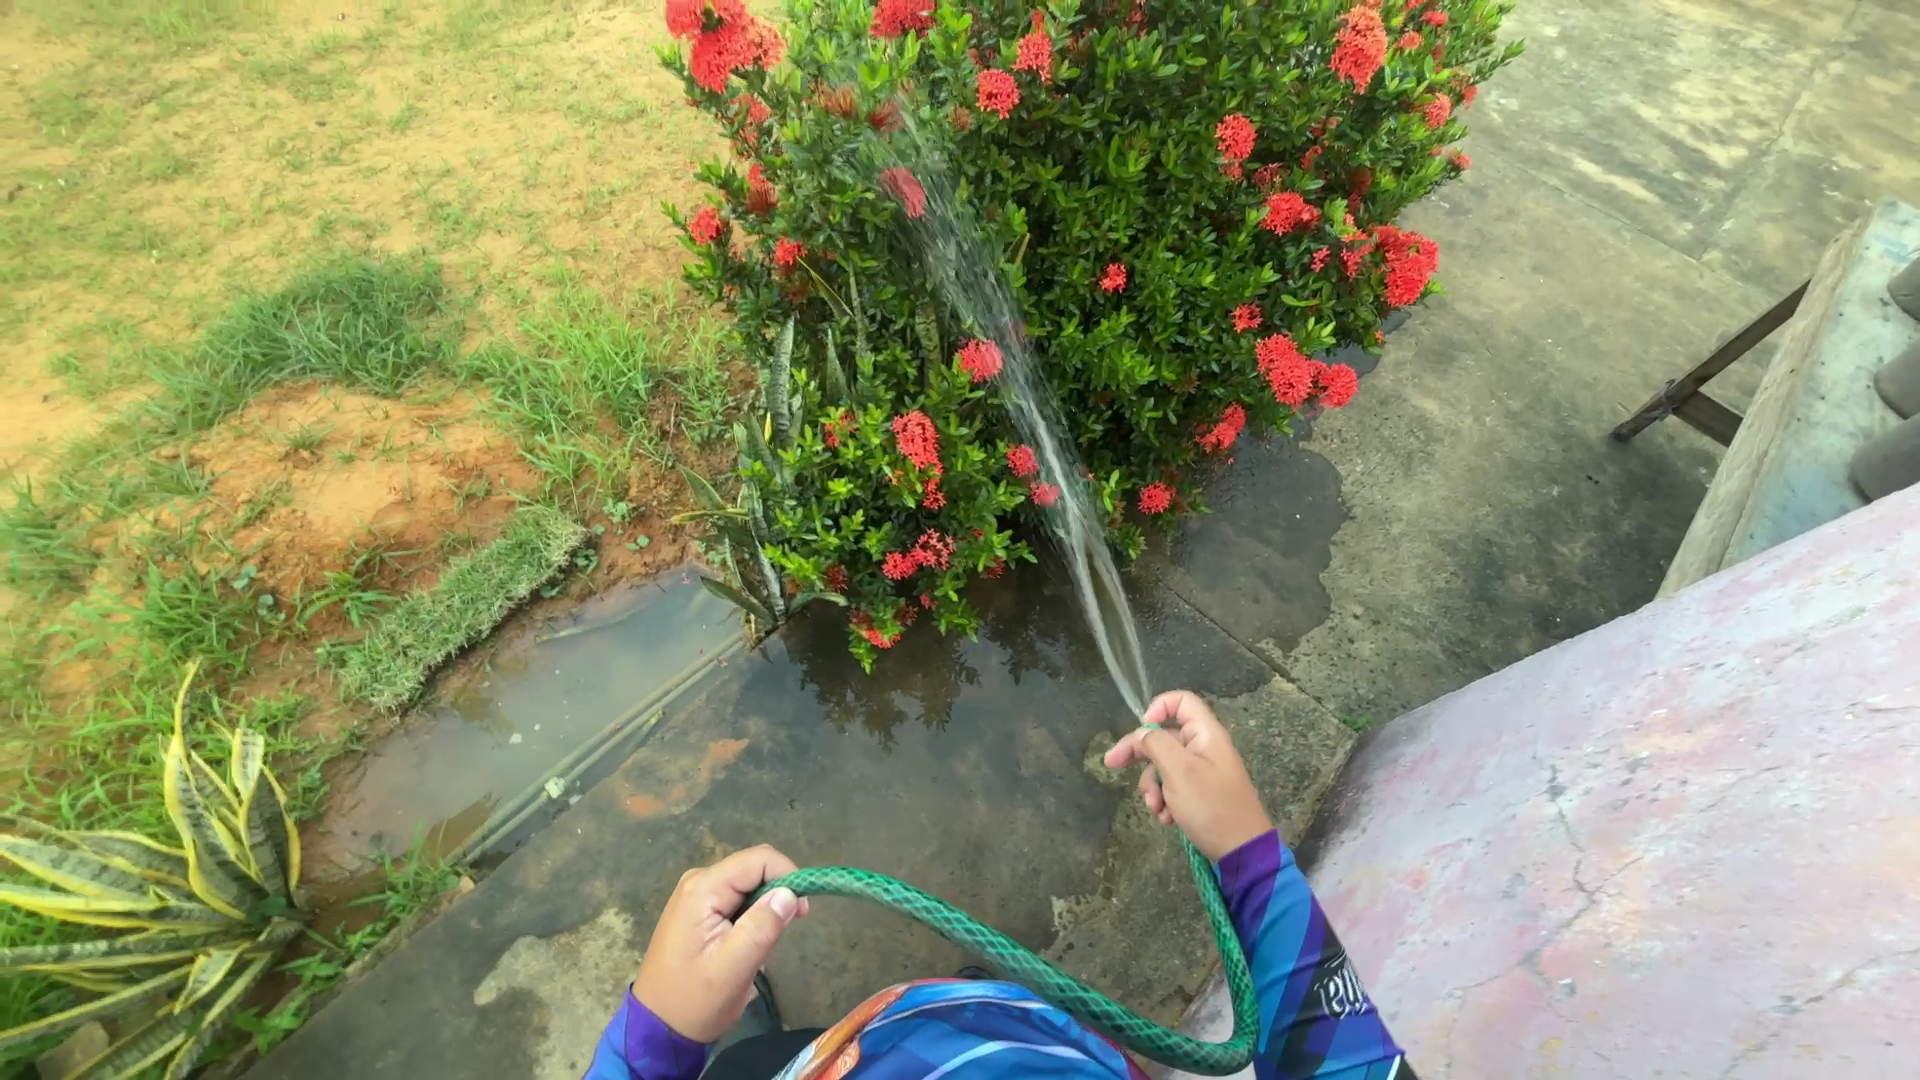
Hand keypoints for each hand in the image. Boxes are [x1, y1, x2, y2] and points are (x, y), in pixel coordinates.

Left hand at [633, 845, 809, 1041]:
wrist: (655, 1031)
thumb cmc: (692, 1003)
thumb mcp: (732, 970)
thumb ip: (762, 928)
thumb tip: (790, 894)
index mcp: (703, 888)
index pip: (760, 859)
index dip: (788, 877)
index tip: (801, 913)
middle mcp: (699, 880)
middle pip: (755, 868)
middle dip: (777, 894)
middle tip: (782, 933)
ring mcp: (697, 892)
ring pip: (749, 882)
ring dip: (764, 908)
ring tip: (759, 946)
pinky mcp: (699, 907)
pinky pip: (738, 897)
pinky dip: (752, 915)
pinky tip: (745, 944)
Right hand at [1102, 690, 1273, 861]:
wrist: (1241, 853)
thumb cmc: (1211, 806)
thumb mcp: (1179, 771)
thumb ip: (1156, 744)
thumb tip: (1142, 733)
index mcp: (1205, 734)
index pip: (1181, 701)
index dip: (1158, 708)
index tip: (1142, 730)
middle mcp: (1204, 748)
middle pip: (1164, 737)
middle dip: (1140, 755)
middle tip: (1112, 764)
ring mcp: (1202, 772)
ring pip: (1163, 766)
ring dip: (1153, 787)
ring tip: (1157, 808)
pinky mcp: (1199, 794)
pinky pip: (1172, 787)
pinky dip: (1165, 801)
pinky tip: (1167, 819)